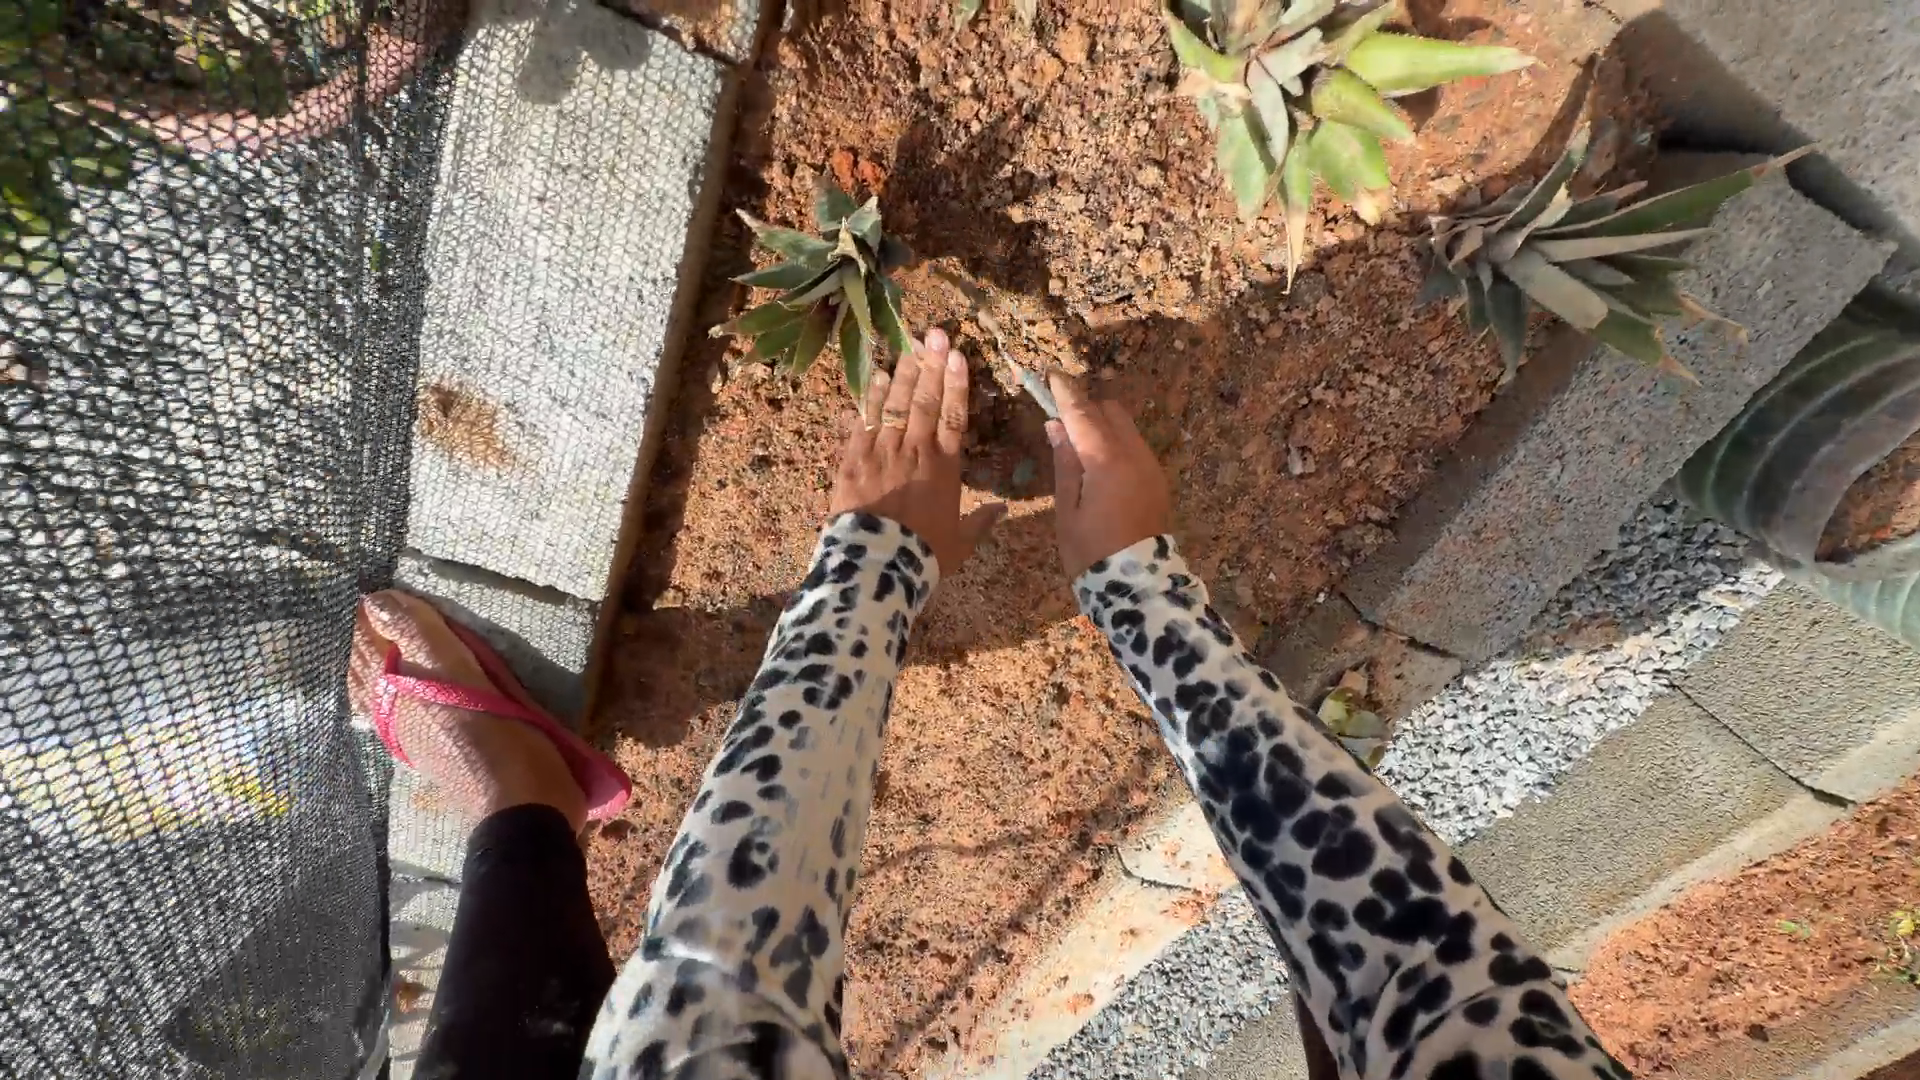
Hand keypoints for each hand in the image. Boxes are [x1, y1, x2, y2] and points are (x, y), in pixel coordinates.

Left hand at [830, 328, 1005, 576]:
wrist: (877, 566)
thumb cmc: (924, 556)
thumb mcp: (960, 543)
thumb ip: (981, 523)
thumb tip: (1002, 510)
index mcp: (944, 467)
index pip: (954, 416)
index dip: (957, 384)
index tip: (959, 355)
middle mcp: (914, 450)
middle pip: (924, 400)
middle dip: (930, 365)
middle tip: (935, 333)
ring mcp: (880, 451)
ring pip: (892, 403)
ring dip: (902, 372)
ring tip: (909, 346)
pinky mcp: (852, 459)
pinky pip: (861, 421)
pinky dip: (867, 398)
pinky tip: (873, 376)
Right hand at [1046, 372, 1173, 579]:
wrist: (1137, 585)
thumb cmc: (1090, 551)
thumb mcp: (1067, 509)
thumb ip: (1064, 462)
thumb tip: (1056, 426)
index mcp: (1106, 461)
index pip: (1082, 413)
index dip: (1064, 391)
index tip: (1050, 373)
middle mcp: (1135, 454)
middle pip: (1111, 410)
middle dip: (1086, 407)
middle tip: (1061, 421)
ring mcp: (1151, 466)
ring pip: (1126, 426)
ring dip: (1102, 425)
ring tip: (1078, 446)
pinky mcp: (1158, 479)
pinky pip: (1135, 446)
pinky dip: (1115, 443)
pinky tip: (1099, 466)